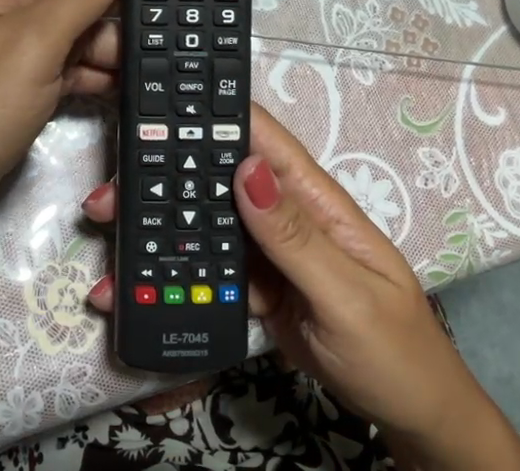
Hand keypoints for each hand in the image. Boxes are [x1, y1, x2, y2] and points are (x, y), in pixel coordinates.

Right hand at [85, 105, 519, 454]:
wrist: (412, 415)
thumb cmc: (394, 351)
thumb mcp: (348, 297)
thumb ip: (296, 237)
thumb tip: (245, 167)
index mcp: (315, 201)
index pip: (261, 140)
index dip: (214, 115)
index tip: (156, 104)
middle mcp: (286, 215)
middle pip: (219, 182)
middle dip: (163, 179)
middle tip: (107, 195)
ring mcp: (270, 251)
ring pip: (207, 226)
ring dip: (158, 229)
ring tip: (107, 238)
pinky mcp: (258, 285)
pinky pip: (210, 270)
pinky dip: (173, 274)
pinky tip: (133, 289)